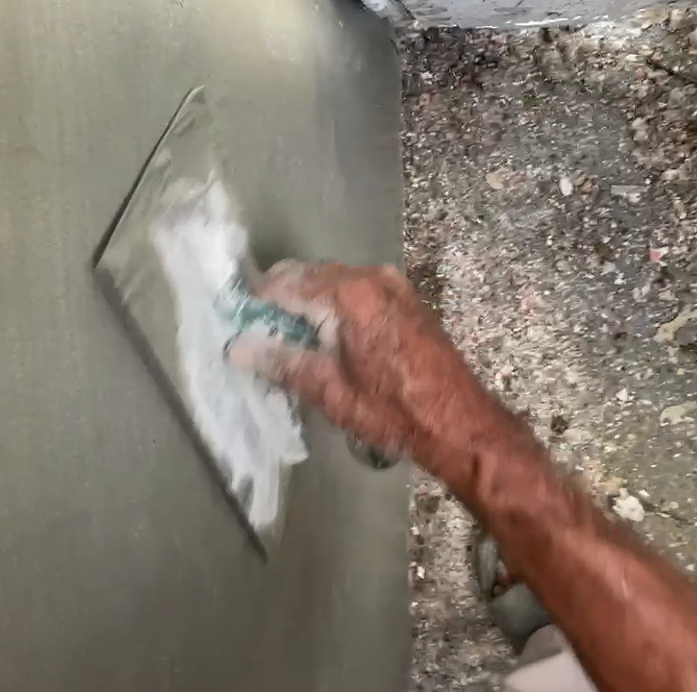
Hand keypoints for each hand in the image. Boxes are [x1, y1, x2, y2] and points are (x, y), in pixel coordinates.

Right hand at [228, 261, 507, 475]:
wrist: (459, 421)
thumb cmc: (391, 409)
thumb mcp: (329, 389)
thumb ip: (280, 361)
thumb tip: (237, 347)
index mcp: (349, 293)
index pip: (288, 283)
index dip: (259, 296)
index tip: (237, 311)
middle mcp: (371, 277)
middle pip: (312, 274)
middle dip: (283, 294)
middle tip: (258, 324)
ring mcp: (393, 284)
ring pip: (335, 279)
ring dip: (309, 298)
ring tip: (288, 331)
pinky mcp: (405, 297)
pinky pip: (357, 288)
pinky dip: (335, 301)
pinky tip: (327, 330)